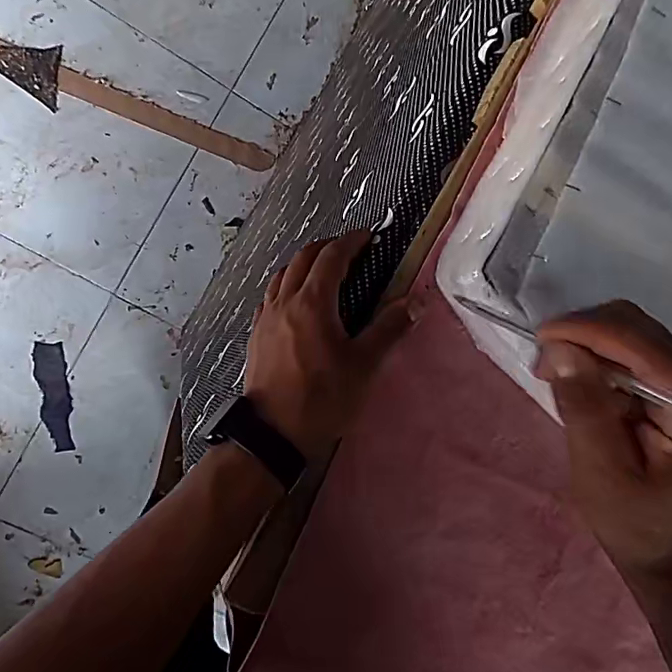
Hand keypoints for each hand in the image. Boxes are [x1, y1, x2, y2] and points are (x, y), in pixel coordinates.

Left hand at [244, 231, 413, 460]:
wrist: (272, 434)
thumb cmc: (322, 398)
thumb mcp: (363, 364)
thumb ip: (389, 328)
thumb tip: (415, 302)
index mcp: (312, 303)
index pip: (331, 258)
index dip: (351, 242)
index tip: (367, 237)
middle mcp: (284, 302)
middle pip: (302, 259)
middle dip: (326, 247)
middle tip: (348, 249)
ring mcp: (266, 319)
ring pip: (282, 276)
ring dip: (303, 264)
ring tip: (322, 271)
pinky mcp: (256, 336)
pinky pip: (270, 297)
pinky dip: (286, 287)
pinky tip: (294, 303)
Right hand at [535, 301, 671, 574]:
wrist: (663, 552)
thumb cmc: (632, 524)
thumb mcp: (600, 475)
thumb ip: (585, 411)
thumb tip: (563, 350)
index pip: (647, 349)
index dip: (593, 331)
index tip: (543, 336)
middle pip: (644, 331)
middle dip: (588, 334)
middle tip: (546, 363)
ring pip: (638, 334)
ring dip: (591, 343)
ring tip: (557, 372)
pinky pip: (636, 353)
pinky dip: (601, 357)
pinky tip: (581, 381)